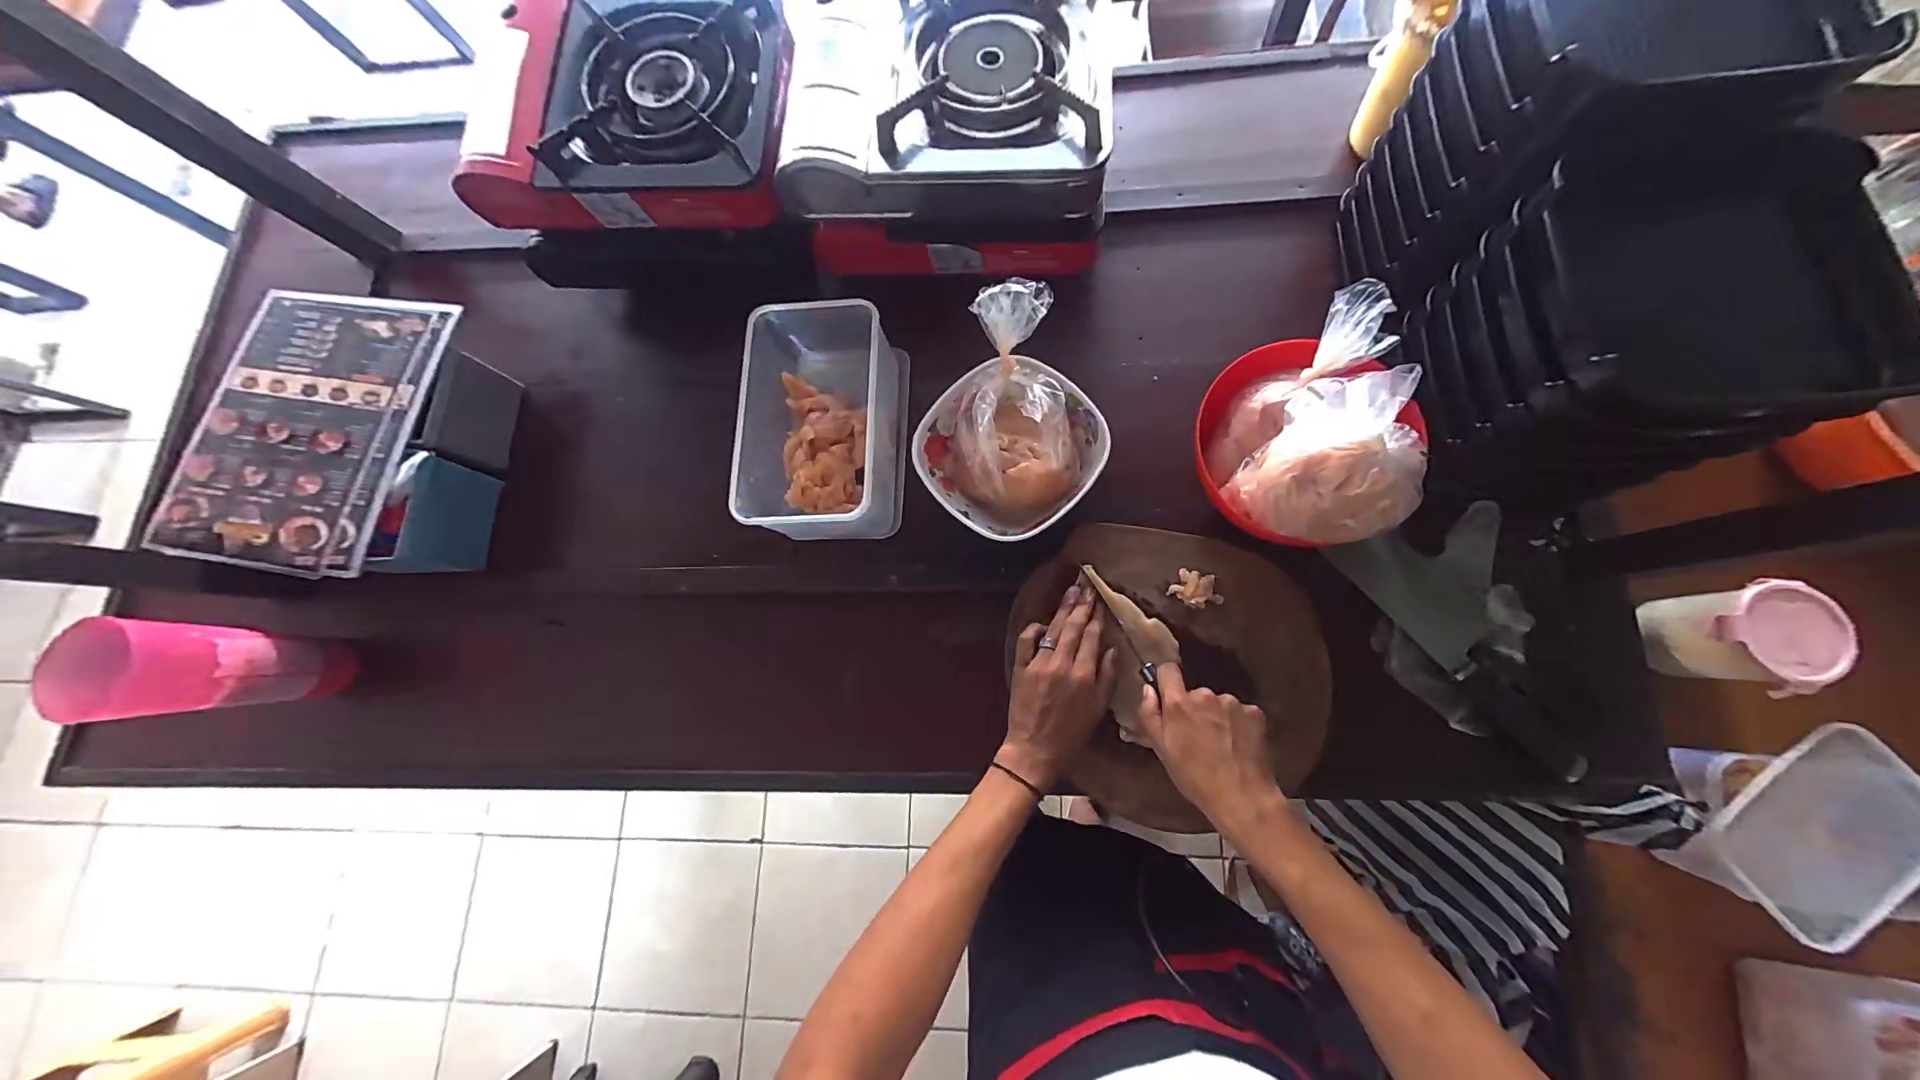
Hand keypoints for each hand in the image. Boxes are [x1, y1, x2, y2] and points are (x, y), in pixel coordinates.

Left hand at [1002, 579, 1118, 790]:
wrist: (1034, 750)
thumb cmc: (1071, 734)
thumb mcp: (1097, 709)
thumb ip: (1107, 678)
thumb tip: (1111, 649)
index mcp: (1084, 675)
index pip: (1092, 636)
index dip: (1097, 615)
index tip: (1101, 598)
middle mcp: (1062, 664)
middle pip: (1074, 626)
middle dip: (1081, 603)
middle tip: (1086, 583)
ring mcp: (1039, 664)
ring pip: (1053, 629)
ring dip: (1062, 609)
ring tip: (1071, 591)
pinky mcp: (1020, 668)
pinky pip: (1026, 641)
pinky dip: (1035, 629)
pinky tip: (1043, 623)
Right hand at [1137, 664, 1283, 834]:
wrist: (1243, 797)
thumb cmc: (1194, 777)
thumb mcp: (1161, 750)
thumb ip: (1149, 714)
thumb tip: (1148, 689)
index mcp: (1179, 703)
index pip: (1168, 670)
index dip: (1166, 681)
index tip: (1168, 697)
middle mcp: (1206, 695)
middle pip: (1195, 693)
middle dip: (1194, 708)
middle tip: (1197, 736)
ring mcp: (1233, 702)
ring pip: (1218, 703)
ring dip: (1216, 716)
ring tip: (1220, 744)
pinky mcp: (1255, 712)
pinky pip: (1240, 712)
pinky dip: (1237, 724)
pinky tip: (1238, 745)